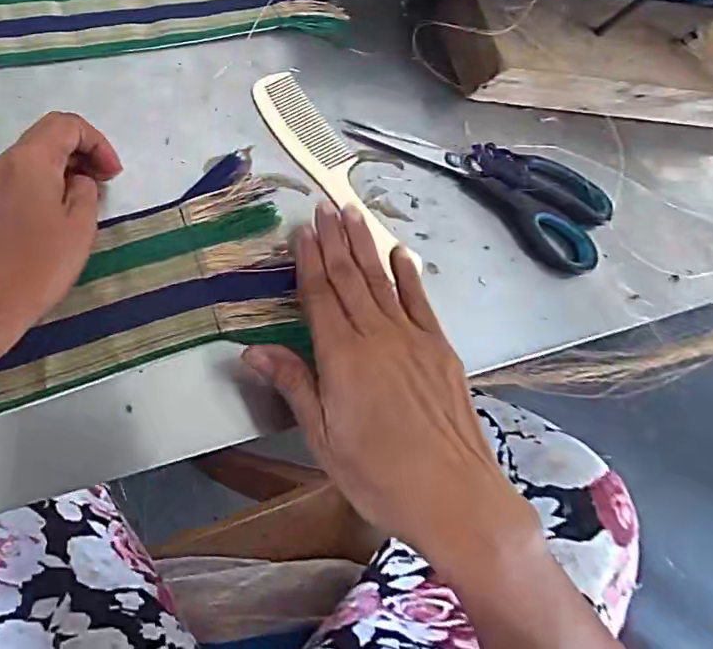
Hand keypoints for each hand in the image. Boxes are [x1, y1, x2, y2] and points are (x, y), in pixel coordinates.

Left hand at [0, 112, 122, 344]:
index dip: (97, 142)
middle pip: (50, 132)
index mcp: (30, 158)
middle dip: (83, 148)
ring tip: (92, 192)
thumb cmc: (40, 263)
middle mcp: (9, 160)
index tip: (113, 175)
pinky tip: (67, 203)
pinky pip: (28, 171)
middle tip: (106, 178)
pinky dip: (51, 176)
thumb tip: (77, 179)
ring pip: (38, 152)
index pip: (67, 125)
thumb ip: (85, 189)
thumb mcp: (79, 224)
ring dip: (68, 162)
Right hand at [242, 204, 539, 565]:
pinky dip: (409, 276)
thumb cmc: (379, 474)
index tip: (302, 230)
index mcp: (342, 356)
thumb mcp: (322, 435)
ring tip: (352, 214)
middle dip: (334, 240)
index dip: (308, 260)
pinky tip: (401, 254)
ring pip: (382, 282)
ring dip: (365, 246)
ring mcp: (414, 342)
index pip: (320, 294)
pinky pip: (422, 304)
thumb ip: (292, 384)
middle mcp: (377, 338)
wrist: (462, 505)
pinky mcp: (442, 354)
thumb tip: (250, 350)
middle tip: (323, 207)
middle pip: (350, 278)